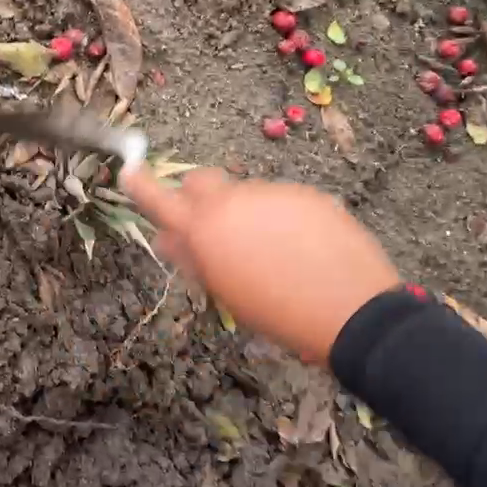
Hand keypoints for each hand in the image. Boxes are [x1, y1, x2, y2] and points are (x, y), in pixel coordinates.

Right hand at [121, 165, 400, 363]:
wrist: (357, 314)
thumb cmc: (280, 313)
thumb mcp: (225, 291)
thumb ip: (190, 258)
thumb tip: (164, 237)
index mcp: (201, 228)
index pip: (155, 196)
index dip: (139, 183)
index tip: (130, 171)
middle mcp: (229, 202)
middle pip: (199, 180)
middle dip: (199, 196)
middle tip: (216, 224)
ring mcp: (268, 194)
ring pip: (244, 193)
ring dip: (246, 210)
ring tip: (275, 246)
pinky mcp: (304, 194)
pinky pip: (281, 198)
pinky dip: (282, 215)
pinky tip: (303, 245)